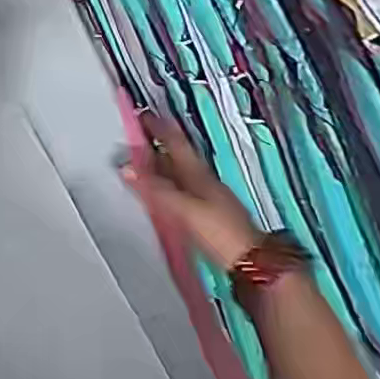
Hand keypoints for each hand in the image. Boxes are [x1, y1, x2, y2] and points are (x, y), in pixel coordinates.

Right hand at [121, 111, 258, 268]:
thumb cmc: (221, 233)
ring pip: (178, 173)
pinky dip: (165, 184)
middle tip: (138, 133)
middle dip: (156, 143)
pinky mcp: (205, 215)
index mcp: (198, 175)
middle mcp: (203, 182)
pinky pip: (179, 189)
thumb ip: (155, 189)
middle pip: (176, 156)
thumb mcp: (183, 209)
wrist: (251, 264)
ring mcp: (206, 198)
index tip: (143, 114)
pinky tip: (159, 190)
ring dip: (160, 163)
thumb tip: (127, 169)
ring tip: (142, 159)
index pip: (176, 143)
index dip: (159, 127)